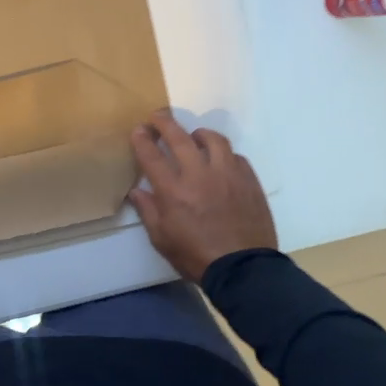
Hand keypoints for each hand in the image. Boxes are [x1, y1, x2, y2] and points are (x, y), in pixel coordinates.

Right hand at [127, 110, 276, 282]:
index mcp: (173, 191)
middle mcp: (199, 176)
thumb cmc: (195, 256)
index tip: (138, 129)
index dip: (142, 139)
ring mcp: (227, 176)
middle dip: (165, 123)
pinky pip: (236, 157)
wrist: (243, 269)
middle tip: (157, 117)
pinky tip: (219, 161)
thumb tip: (136, 191)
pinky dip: (223, 154)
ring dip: (199, 134)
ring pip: (213, 140)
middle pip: (180, 138)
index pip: (152, 155)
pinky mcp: (249, 181)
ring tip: (194, 136)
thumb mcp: (161, 238)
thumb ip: (148, 210)